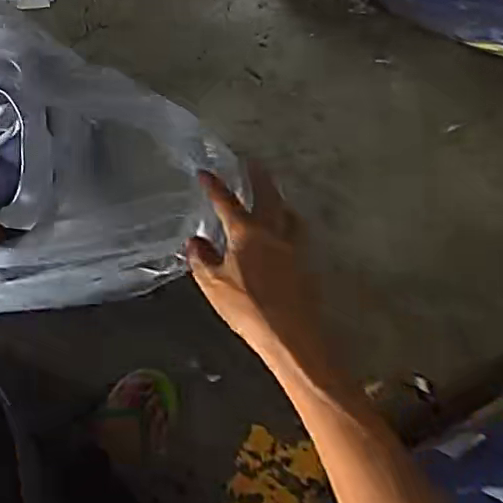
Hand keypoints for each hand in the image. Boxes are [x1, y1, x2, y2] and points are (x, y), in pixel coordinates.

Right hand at [188, 165, 329, 372]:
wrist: (294, 339)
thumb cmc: (248, 309)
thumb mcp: (214, 285)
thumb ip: (202, 260)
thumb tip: (196, 241)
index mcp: (246, 233)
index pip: (226, 202)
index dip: (214, 186)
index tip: (205, 173)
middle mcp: (273, 233)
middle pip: (268, 196)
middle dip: (258, 178)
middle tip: (253, 163)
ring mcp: (294, 248)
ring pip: (288, 214)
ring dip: (280, 200)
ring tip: (275, 196)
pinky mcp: (307, 266)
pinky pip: (298, 233)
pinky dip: (290, 223)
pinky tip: (287, 232)